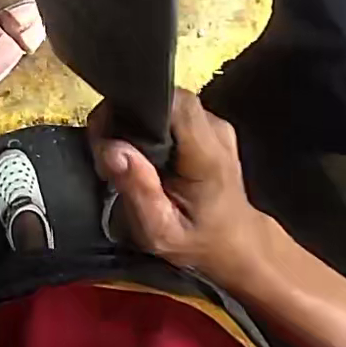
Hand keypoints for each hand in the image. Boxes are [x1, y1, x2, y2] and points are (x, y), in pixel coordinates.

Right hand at [89, 89, 284, 288]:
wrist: (236, 246)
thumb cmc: (198, 242)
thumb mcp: (159, 231)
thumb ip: (136, 189)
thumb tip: (111, 149)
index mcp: (207, 155)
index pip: (173, 102)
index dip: (133, 107)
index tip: (109, 133)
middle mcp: (215, 133)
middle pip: (162, 100)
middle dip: (126, 117)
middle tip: (110, 152)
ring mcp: (215, 127)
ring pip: (163, 104)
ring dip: (136, 123)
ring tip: (128, 157)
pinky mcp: (208, 127)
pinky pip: (170, 113)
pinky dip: (150, 127)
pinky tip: (146, 154)